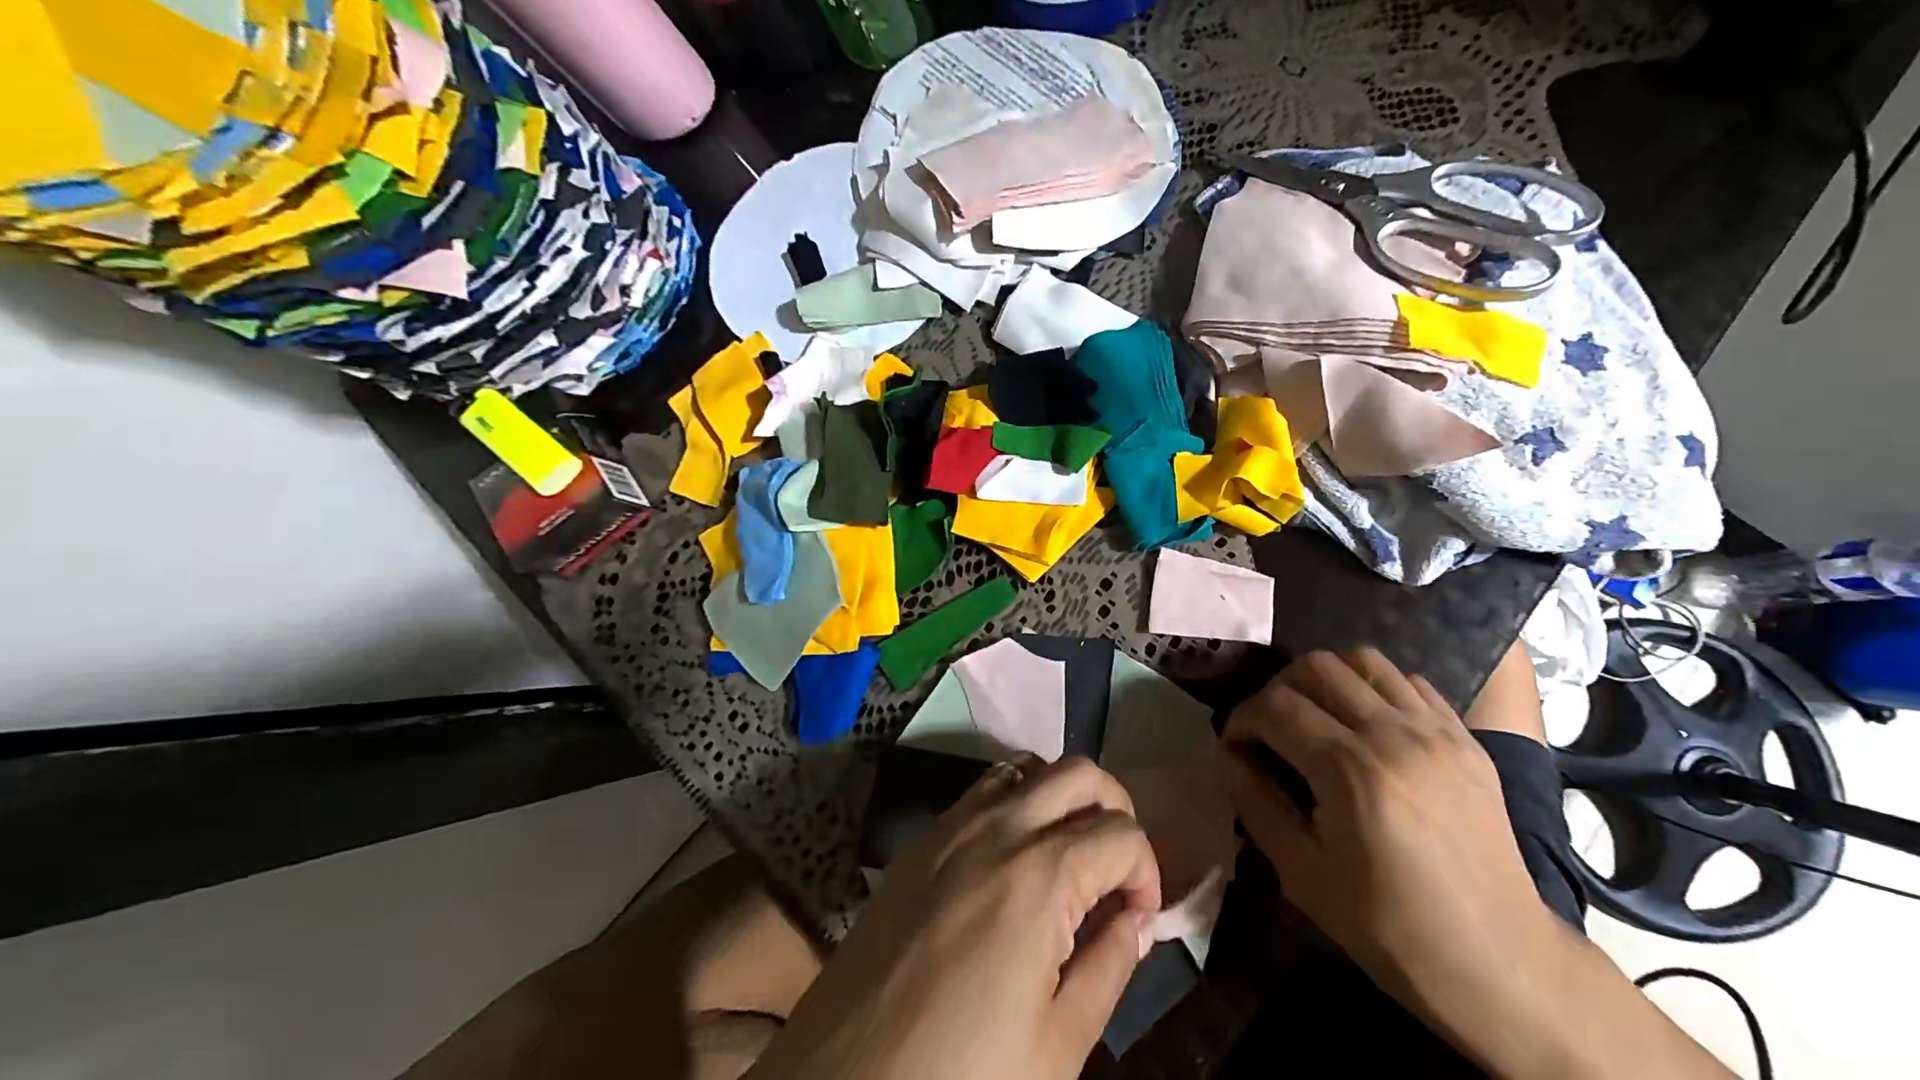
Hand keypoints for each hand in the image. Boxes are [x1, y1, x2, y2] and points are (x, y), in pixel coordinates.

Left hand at [748, 756, 1161, 1079]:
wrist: (845, 1077)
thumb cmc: (963, 1068)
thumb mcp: (1059, 1040)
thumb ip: (1110, 963)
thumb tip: (1137, 917)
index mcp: (1040, 875)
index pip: (1123, 835)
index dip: (1147, 874)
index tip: (1139, 918)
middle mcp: (997, 828)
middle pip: (1080, 773)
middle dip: (1116, 809)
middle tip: (1117, 869)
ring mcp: (951, 826)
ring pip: (1027, 768)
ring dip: (1063, 796)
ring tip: (1070, 853)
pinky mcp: (920, 840)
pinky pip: (981, 791)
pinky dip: (1016, 801)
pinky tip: (1016, 855)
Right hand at [1226, 649, 1734, 1079]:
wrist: (1497, 959)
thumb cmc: (1387, 923)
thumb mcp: (1300, 871)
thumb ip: (1255, 801)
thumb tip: (1227, 756)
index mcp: (1351, 770)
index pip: (1274, 706)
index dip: (1241, 719)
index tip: (1235, 746)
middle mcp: (1395, 735)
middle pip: (1316, 667)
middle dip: (1277, 689)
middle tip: (1271, 726)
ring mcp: (1438, 732)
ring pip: (1365, 660)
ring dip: (1327, 679)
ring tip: (1317, 716)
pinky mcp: (1466, 740)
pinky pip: (1411, 682)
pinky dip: (1376, 688)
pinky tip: (1367, 724)